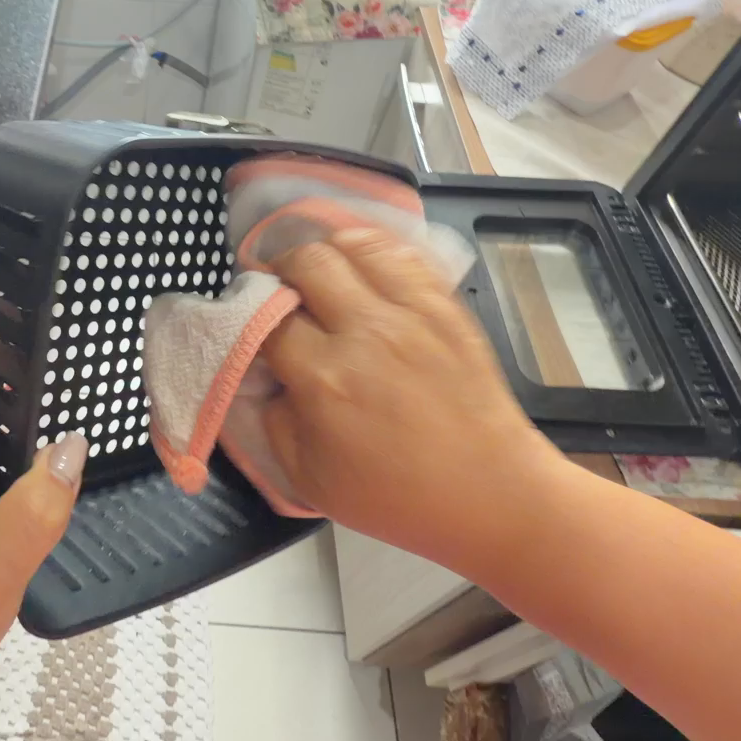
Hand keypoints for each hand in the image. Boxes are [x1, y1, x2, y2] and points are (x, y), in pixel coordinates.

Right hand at [260, 228, 573, 561]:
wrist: (491, 495)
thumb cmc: (396, 496)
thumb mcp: (307, 478)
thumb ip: (272, 420)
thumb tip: (268, 376)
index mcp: (325, 379)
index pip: (268, 319)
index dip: (249, 313)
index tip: (249, 321)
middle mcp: (366, 332)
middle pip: (306, 262)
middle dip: (281, 270)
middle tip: (279, 289)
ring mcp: (412, 313)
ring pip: (354, 244)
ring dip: (326, 251)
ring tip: (321, 274)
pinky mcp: (447, 307)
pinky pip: (403, 254)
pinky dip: (373, 251)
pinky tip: (363, 269)